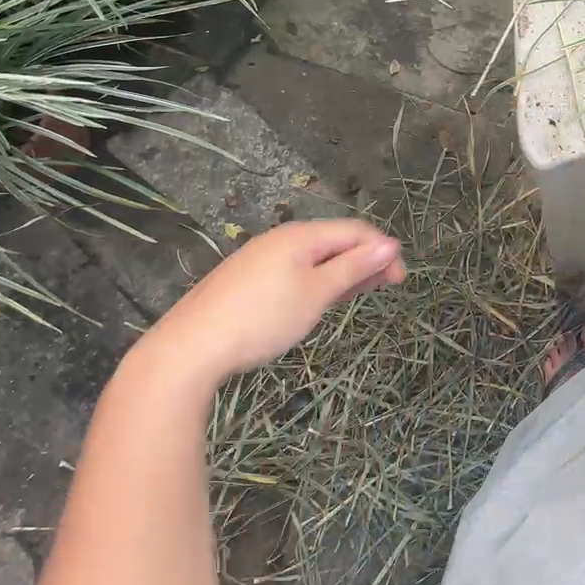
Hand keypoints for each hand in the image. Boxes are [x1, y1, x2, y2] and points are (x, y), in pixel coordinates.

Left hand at [132, 219, 405, 387]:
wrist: (185, 353)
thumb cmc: (261, 319)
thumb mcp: (317, 294)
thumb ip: (355, 267)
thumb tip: (390, 244)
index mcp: (300, 236)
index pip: (356, 231)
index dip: (383, 251)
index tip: (399, 281)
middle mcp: (280, 240)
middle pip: (335, 241)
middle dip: (364, 261)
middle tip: (384, 288)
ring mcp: (259, 260)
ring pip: (314, 258)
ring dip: (342, 272)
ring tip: (356, 296)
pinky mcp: (244, 281)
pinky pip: (294, 271)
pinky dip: (317, 282)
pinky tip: (317, 302)